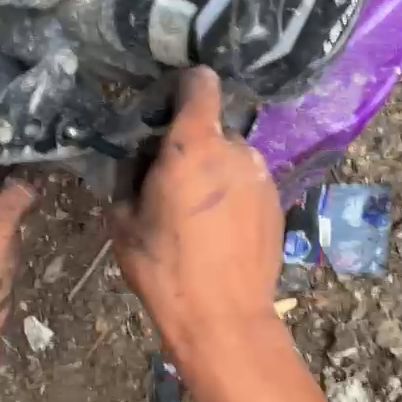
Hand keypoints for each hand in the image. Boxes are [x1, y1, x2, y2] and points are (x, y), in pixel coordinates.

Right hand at [113, 67, 282, 357]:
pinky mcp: (278, 203)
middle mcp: (236, 150)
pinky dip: (232, 194)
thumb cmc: (165, 268)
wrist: (223, 317)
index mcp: (194, 146)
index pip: (200, 84)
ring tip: (195, 214)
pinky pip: (248, 183)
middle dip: (191, 146)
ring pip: (231, 158)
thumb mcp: (123, 221)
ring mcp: (262, 177)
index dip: (182, 87)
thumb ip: (130, 178)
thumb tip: (140, 163)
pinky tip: (219, 231)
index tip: (165, 110)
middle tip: (169, 183)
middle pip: (212, 128)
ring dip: (213, 172)